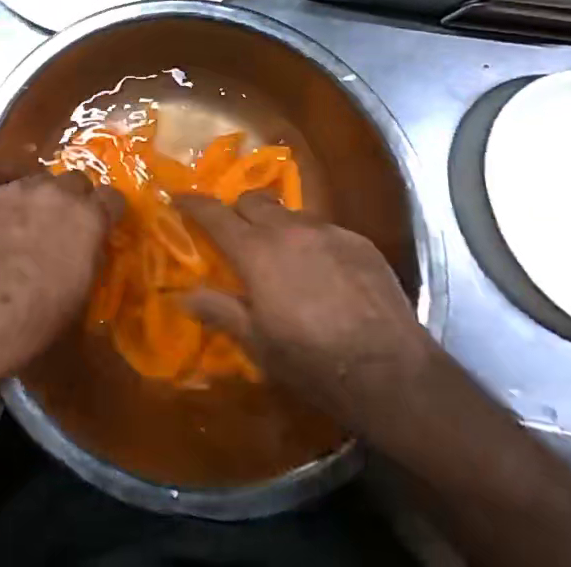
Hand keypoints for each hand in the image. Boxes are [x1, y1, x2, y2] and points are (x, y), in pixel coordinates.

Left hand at [0, 172, 122, 382]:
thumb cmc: (37, 318)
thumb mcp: (80, 296)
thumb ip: (89, 262)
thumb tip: (89, 257)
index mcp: (89, 218)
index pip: (113, 198)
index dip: (108, 212)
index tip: (103, 226)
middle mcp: (56, 194)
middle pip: (75, 181)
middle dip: (74, 199)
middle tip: (64, 226)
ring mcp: (18, 191)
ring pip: (38, 184)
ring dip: (39, 201)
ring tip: (27, 229)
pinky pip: (5, 195)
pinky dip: (7, 209)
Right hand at [177, 191, 437, 434]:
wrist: (391, 372)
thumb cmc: (313, 362)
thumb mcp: (257, 344)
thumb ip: (219, 310)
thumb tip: (183, 294)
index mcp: (256, 252)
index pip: (215, 214)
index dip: (193, 203)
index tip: (179, 199)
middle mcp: (289, 230)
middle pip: (252, 200)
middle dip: (237, 211)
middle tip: (234, 234)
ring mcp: (328, 232)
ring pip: (290, 213)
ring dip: (276, 226)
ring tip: (282, 256)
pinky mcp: (359, 241)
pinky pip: (324, 229)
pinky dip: (311, 241)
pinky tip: (322, 272)